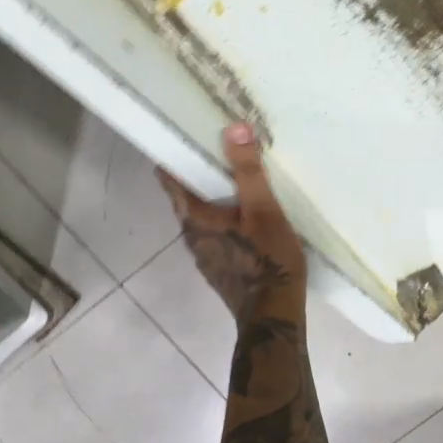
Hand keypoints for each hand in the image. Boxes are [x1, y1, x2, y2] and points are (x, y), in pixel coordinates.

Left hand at [159, 123, 307, 320]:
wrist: (273, 316)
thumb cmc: (267, 262)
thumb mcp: (264, 210)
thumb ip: (248, 171)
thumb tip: (234, 126)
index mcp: (194, 217)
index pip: (169, 176)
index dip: (175, 153)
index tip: (190, 135)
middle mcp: (191, 236)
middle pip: (190, 197)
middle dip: (205, 176)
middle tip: (228, 156)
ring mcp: (205, 256)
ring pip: (206, 219)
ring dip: (220, 203)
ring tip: (246, 189)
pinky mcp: (221, 271)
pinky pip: (220, 237)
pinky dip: (231, 225)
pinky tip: (255, 225)